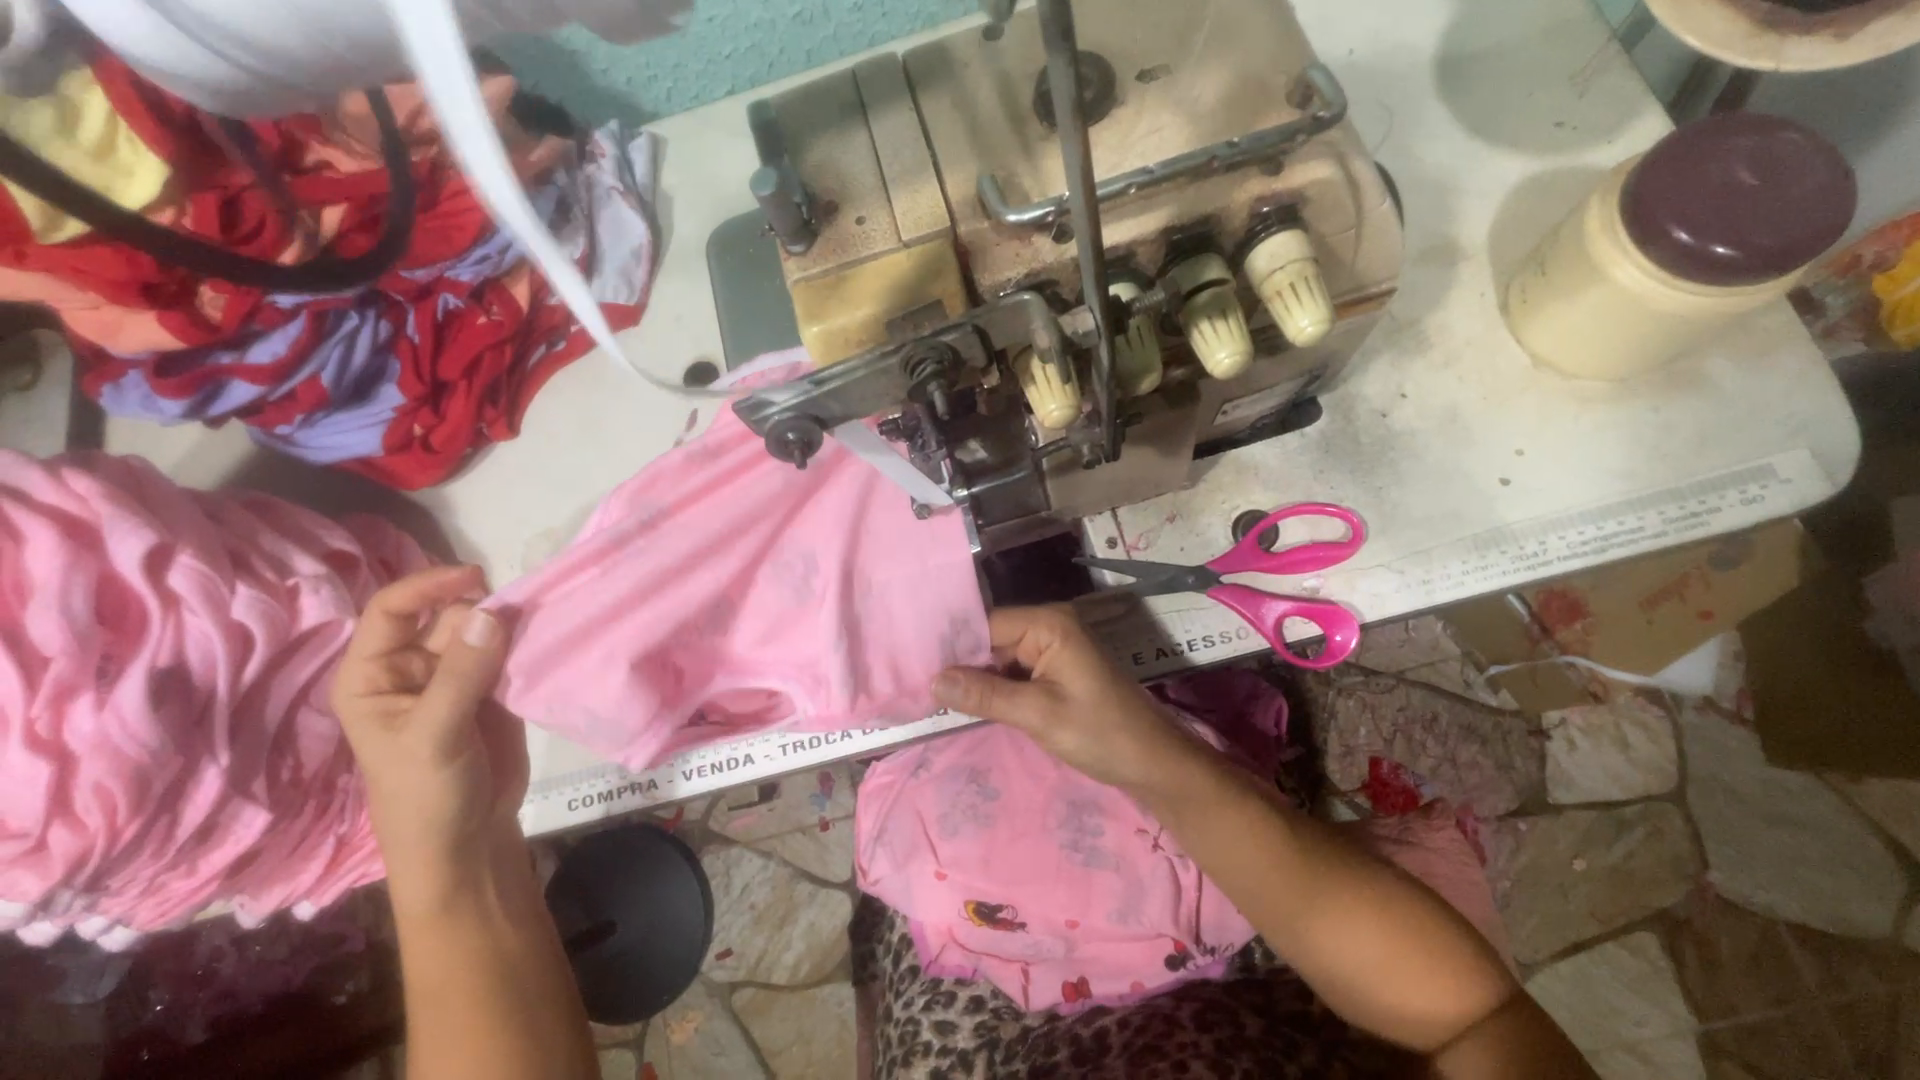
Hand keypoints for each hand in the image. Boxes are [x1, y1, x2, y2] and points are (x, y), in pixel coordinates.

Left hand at [330, 566, 529, 898]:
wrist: (468, 842)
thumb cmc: (426, 794)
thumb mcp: (434, 735)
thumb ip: (462, 674)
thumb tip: (491, 612)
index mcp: (373, 675)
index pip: (392, 611)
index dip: (428, 586)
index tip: (476, 577)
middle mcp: (411, 669)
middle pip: (445, 615)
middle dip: (479, 612)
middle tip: (517, 622)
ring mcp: (456, 680)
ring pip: (483, 631)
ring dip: (509, 628)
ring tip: (536, 634)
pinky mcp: (494, 691)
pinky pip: (510, 654)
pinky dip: (527, 646)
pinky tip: (544, 647)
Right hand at [931, 605, 1212, 793]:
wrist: (1153, 764)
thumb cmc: (1101, 733)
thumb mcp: (1037, 715)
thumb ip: (985, 695)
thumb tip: (933, 681)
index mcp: (1049, 624)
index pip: (986, 625)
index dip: (953, 647)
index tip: (915, 669)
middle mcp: (1049, 628)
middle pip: (990, 640)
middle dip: (961, 666)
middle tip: (918, 690)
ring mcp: (1053, 651)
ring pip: (999, 660)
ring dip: (975, 681)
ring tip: (932, 700)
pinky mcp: (1055, 673)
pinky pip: (1014, 675)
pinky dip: (994, 691)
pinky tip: (966, 706)